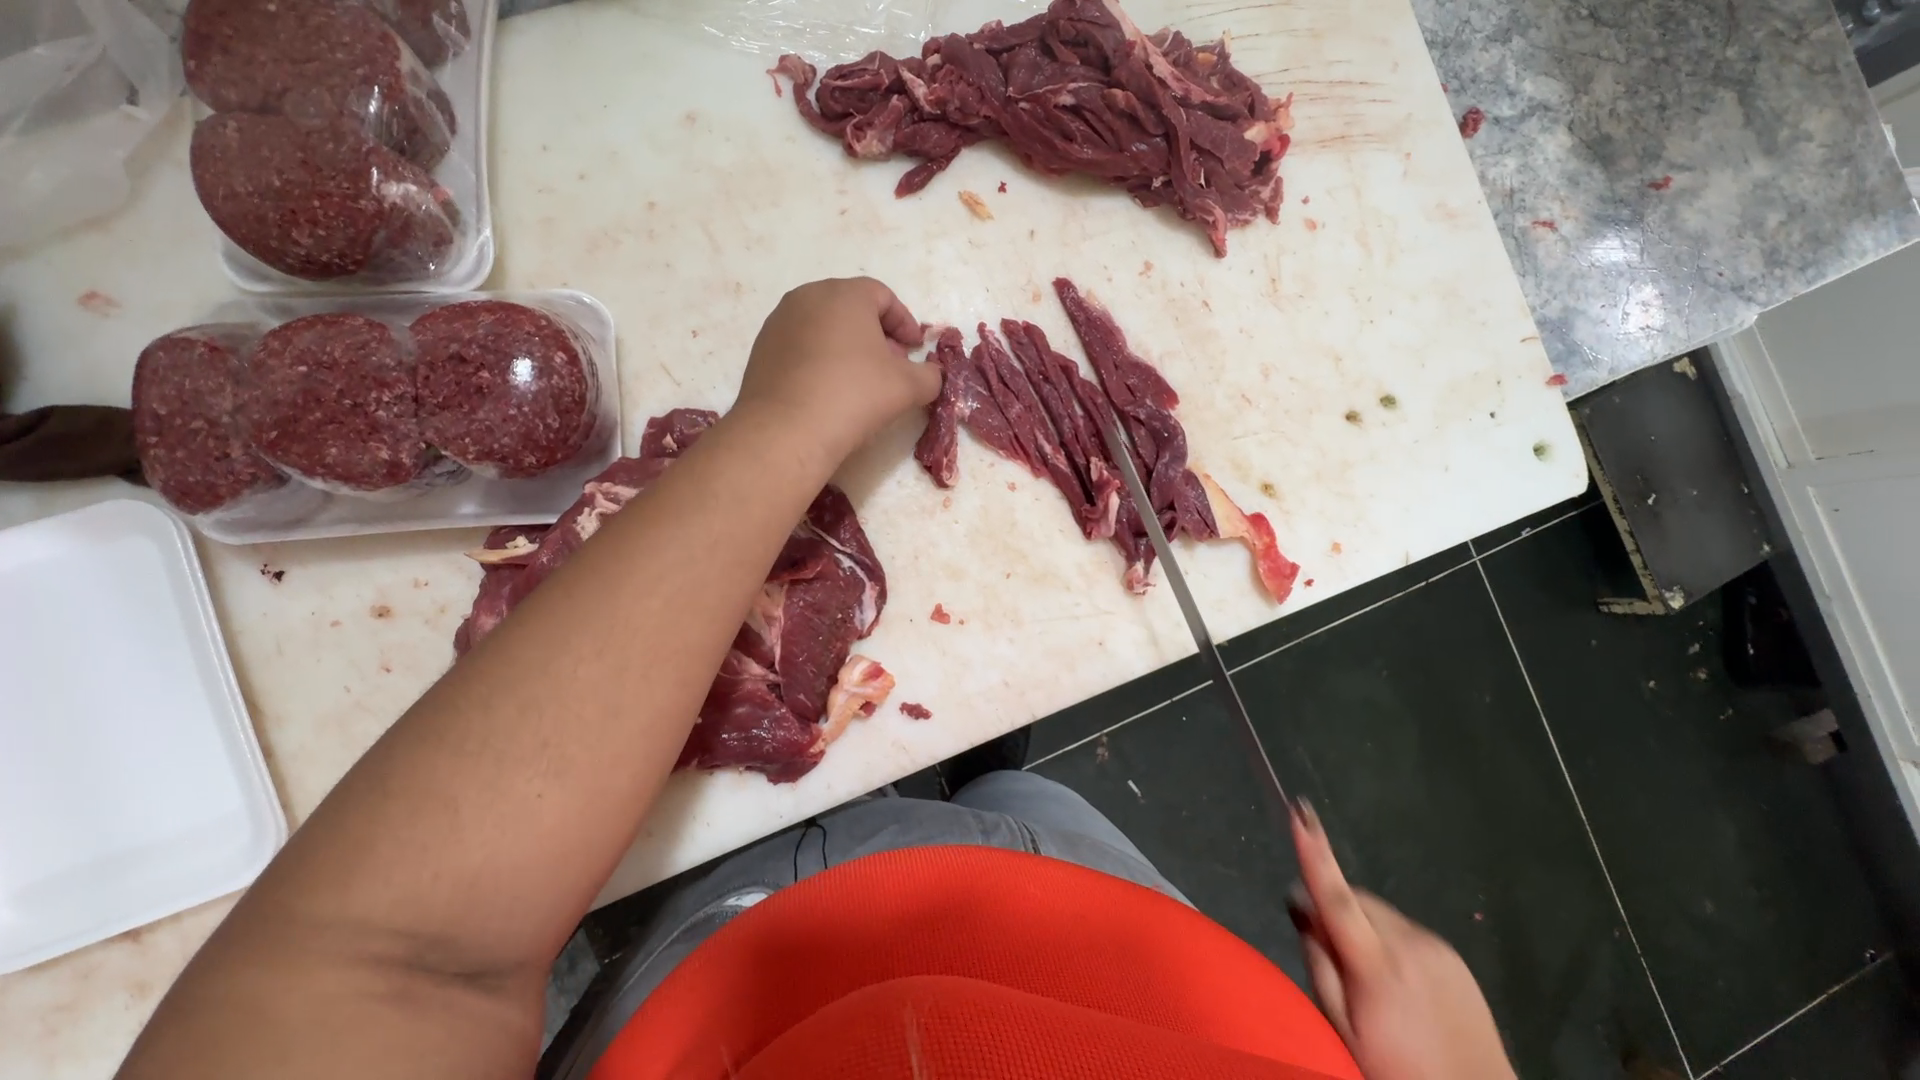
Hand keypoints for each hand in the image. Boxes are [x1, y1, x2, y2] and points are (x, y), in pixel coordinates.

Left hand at [735, 277, 940, 458]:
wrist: (786, 430)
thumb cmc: (854, 396)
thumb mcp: (907, 387)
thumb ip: (930, 375)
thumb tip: (931, 374)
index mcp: (844, 294)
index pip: (883, 296)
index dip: (905, 322)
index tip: (915, 349)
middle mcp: (807, 298)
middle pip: (851, 308)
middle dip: (877, 335)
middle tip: (892, 366)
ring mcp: (779, 323)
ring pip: (824, 327)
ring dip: (847, 348)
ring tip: (860, 382)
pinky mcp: (761, 350)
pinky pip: (801, 347)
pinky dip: (820, 361)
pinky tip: (829, 392)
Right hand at [1289, 801, 1517, 1079]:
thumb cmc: (1396, 1070)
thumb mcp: (1342, 1031)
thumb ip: (1320, 967)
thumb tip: (1303, 912)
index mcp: (1377, 964)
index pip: (1335, 896)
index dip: (1314, 852)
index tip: (1301, 813)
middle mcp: (1410, 943)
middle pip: (1356, 900)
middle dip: (1334, 910)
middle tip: (1325, 952)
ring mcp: (1437, 948)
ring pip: (1380, 914)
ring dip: (1361, 927)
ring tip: (1363, 977)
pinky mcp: (1455, 958)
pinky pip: (1406, 932)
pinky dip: (1387, 941)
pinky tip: (1394, 983)